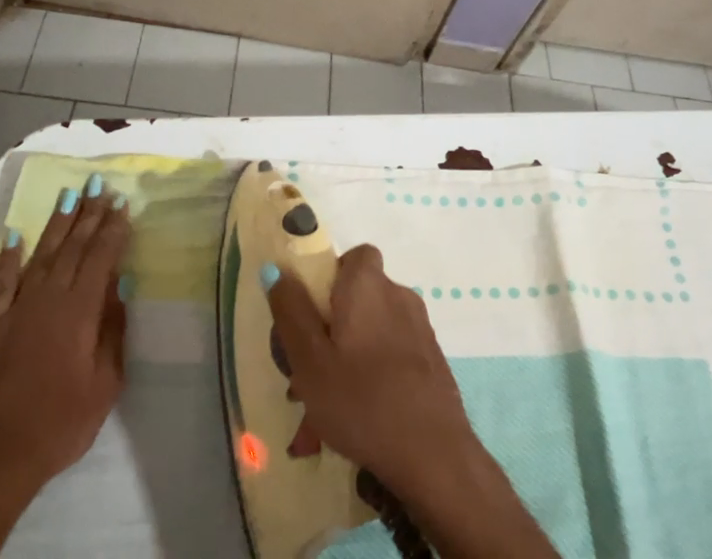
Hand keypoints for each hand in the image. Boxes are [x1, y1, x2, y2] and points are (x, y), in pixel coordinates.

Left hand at [0, 175, 129, 558]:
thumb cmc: (61, 424)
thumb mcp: (105, 384)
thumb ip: (112, 332)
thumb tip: (119, 288)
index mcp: (78, 313)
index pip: (99, 260)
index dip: (112, 231)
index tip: (122, 205)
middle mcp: (46, 301)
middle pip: (70, 249)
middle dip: (88, 217)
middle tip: (100, 188)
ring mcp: (14, 310)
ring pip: (39, 257)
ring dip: (55, 226)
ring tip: (69, 198)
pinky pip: (1, 282)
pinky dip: (9, 258)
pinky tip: (16, 237)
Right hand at [267, 244, 555, 558]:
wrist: (433, 455)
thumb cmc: (360, 400)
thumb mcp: (308, 358)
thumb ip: (291, 310)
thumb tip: (278, 268)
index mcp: (368, 287)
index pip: (354, 257)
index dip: (327, 278)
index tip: (307, 316)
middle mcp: (398, 298)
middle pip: (354, 301)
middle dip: (324, 336)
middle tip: (300, 379)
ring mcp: (418, 331)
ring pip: (366, 338)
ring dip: (339, 367)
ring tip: (315, 419)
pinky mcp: (429, 363)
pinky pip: (385, 361)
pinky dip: (364, 382)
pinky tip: (346, 425)